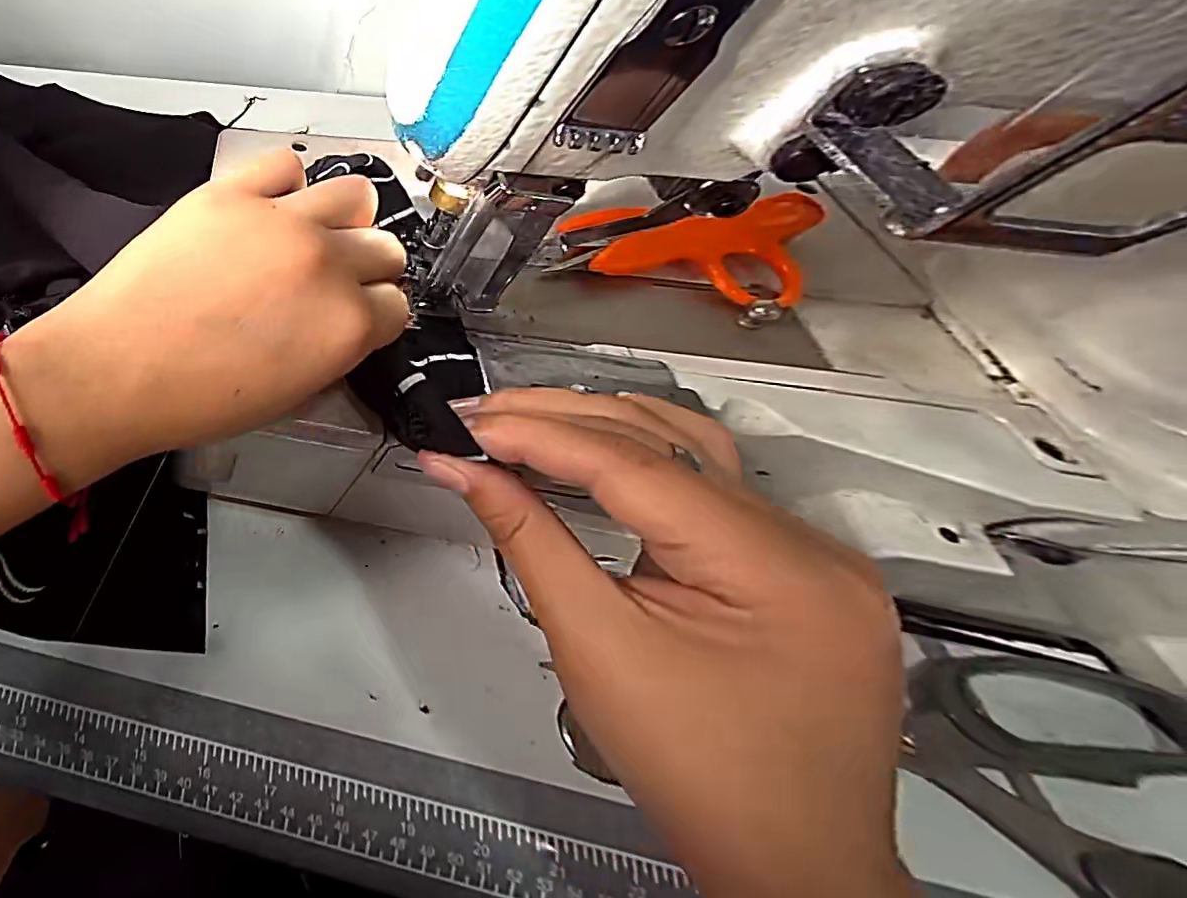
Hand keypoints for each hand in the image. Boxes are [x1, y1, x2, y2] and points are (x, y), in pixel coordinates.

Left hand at [8, 150, 407, 485]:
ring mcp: (279, 220)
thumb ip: (332, 354)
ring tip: (307, 237)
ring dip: (341, 220)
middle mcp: (325, 265)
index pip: (396, 306)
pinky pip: (284, 165)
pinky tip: (265, 212)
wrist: (113, 369)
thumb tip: (345, 325)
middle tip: (328, 282)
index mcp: (345, 327)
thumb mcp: (287, 397)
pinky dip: (285, 187)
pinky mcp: (231, 193)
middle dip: (365, 270)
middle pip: (383, 248)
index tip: (353, 316)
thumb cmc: (194, 400)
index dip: (374, 315)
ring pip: (352, 195)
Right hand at [421, 389, 909, 897]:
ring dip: (596, 425)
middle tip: (479, 413)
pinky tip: (584, 451)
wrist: (786, 861)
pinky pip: (702, 483)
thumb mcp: (592, 642)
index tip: (469, 425)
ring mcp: (806, 547)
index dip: (540, 436)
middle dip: (561, 418)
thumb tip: (459, 469)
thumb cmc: (688, 765)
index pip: (635, 465)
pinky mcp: (789, 560)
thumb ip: (525, 537)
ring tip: (520, 418)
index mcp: (771, 568)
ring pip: (688, 448)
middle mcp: (805, 540)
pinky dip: (631, 457)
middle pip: (665, 440)